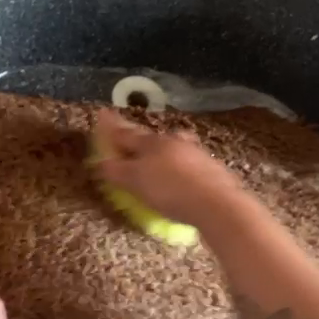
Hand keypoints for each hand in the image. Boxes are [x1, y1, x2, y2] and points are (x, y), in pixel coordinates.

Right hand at [92, 110, 247, 226]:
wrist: (218, 205)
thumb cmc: (170, 191)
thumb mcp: (135, 183)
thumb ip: (116, 171)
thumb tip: (100, 162)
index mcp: (151, 142)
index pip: (126, 132)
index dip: (112, 126)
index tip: (103, 114)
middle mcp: (173, 141)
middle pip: (150, 138)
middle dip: (139, 138)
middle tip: (131, 139)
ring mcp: (195, 153)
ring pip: (173, 147)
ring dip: (163, 151)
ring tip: (158, 157)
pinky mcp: (212, 169)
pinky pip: (189, 163)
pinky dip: (181, 167)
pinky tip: (183, 178)